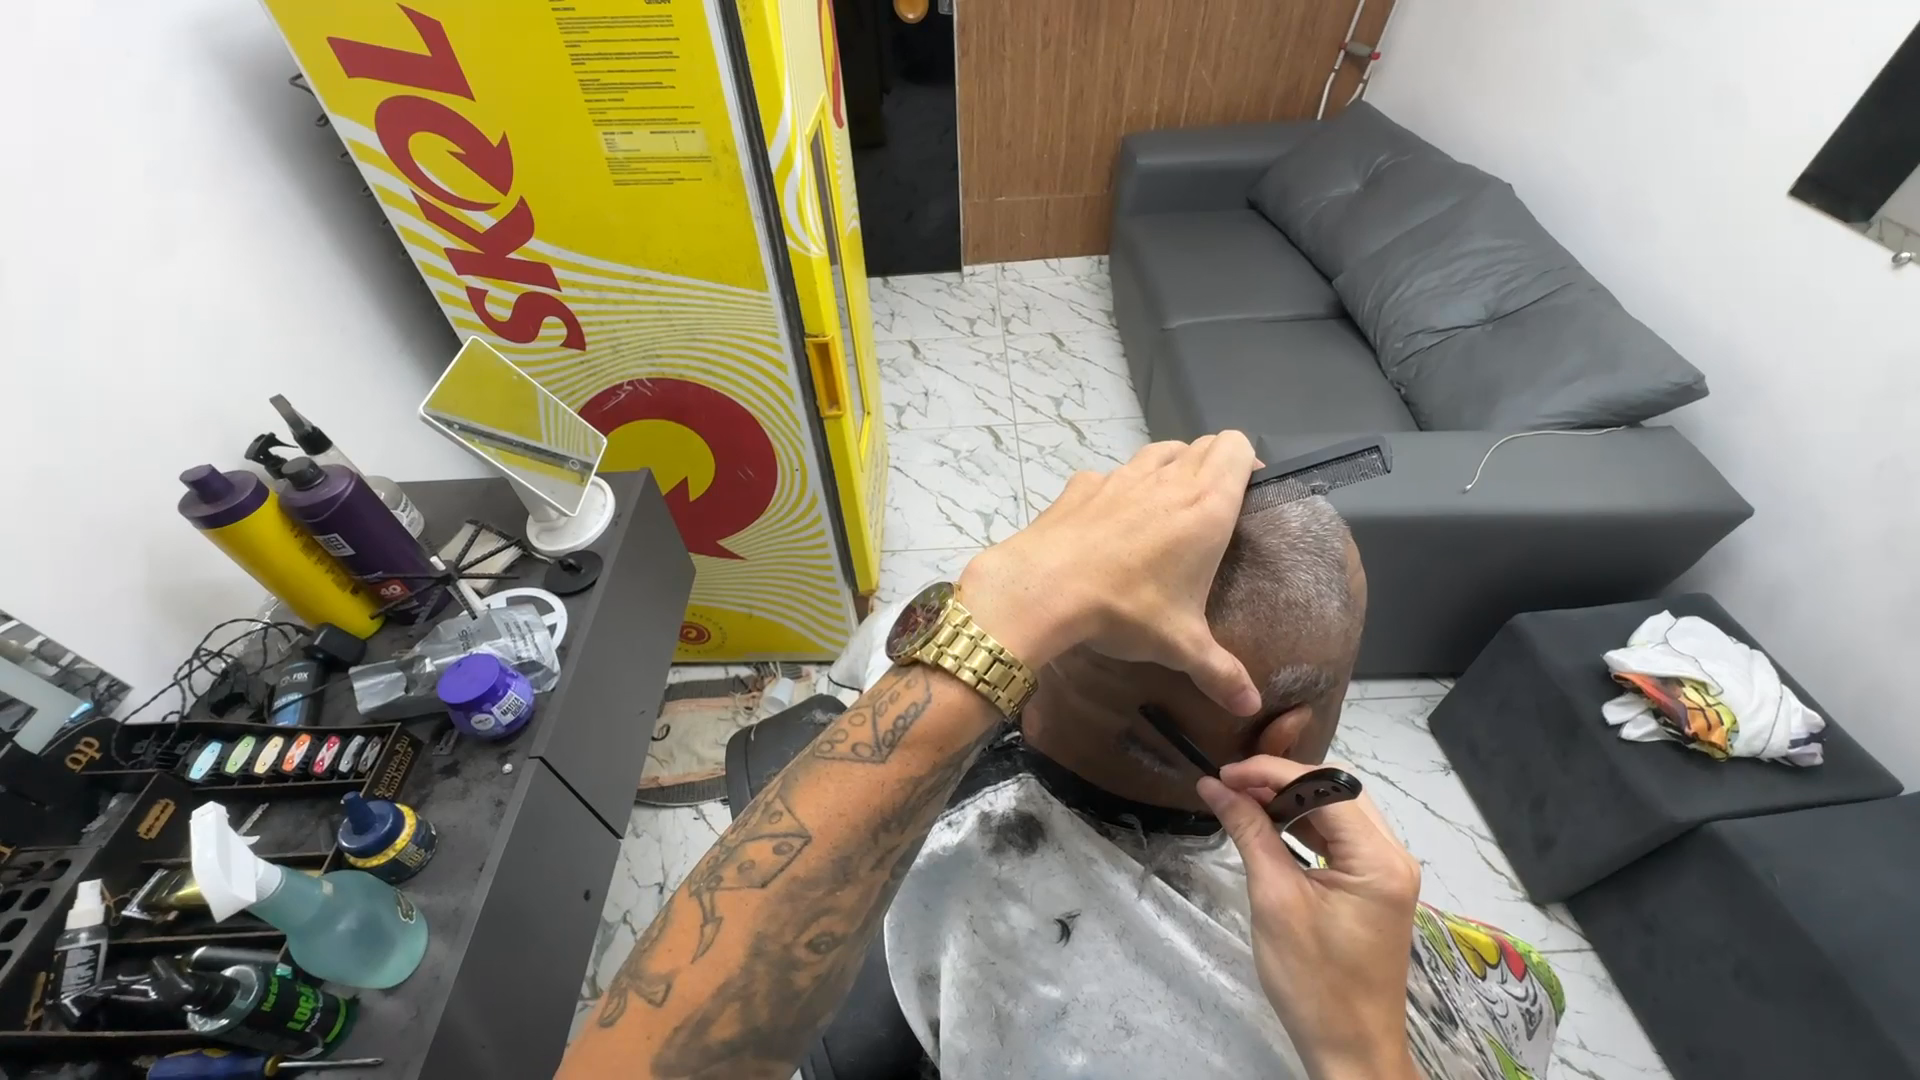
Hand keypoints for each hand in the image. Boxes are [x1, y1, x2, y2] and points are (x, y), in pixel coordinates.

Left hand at [959, 433, 1261, 714]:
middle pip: (1200, 444)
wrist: (1042, 588)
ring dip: (1168, 469)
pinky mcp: (1080, 485)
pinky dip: (1118, 489)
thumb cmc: (1125, 608)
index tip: (1246, 491)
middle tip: (1210, 509)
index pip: (1235, 446)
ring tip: (1165, 509)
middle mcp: (1165, 480)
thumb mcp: (1179, 644)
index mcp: (1205, 506)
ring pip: (1156, 452)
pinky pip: (1109, 476)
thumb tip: (1250, 706)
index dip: (1244, 460)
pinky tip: (1108, 524)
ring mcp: (1119, 477)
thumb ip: (1220, 672)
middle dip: (1211, 466)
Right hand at [1198, 757, 1420, 1079]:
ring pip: (1336, 810)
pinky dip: (1301, 823)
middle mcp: (1392, 856)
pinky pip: (1338, 836)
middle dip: (1280, 780)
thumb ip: (1248, 831)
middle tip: (1231, 784)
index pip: (1325, 786)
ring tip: (1242, 798)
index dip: (1271, 772)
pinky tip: (1267, 822)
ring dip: (1289, 799)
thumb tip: (1213, 786)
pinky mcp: (1374, 885)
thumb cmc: (1312, 979)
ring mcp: (1387, 871)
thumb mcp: (1273, 898)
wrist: (1349, 1049)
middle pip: (1336, 791)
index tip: (1224, 774)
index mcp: (1378, 859)